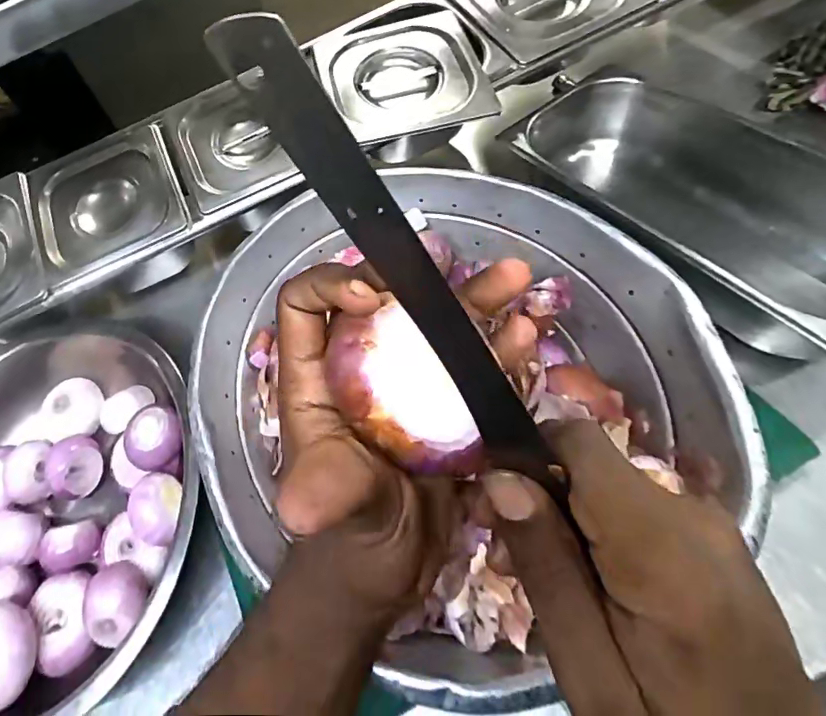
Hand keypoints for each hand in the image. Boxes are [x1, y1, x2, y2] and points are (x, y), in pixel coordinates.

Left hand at [274, 258, 540, 619]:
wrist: (391, 565)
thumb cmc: (346, 527)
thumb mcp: (330, 504)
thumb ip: (319, 498)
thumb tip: (299, 509)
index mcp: (316, 373)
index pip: (304, 304)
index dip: (329, 284)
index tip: (373, 295)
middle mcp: (358, 364)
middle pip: (378, 301)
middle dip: (411, 277)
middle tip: (445, 259)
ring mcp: (407, 381)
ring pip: (434, 325)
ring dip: (471, 298)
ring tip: (512, 276)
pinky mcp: (449, 405)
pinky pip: (475, 364)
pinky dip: (501, 345)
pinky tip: (526, 332)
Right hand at [481, 421, 820, 715]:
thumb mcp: (592, 676)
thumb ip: (547, 570)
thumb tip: (498, 477)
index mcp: (663, 547)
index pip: (576, 438)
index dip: (525, 456)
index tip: (492, 506)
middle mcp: (694, 517)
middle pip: (585, 462)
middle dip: (536, 494)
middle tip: (506, 559)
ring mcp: (712, 527)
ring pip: (604, 482)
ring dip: (563, 513)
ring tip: (549, 580)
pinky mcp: (715, 542)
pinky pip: (632, 504)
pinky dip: (596, 525)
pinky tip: (590, 580)